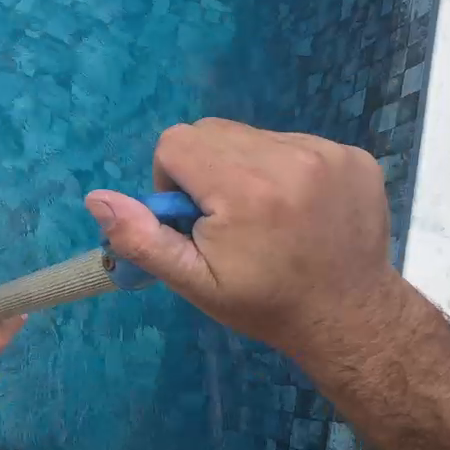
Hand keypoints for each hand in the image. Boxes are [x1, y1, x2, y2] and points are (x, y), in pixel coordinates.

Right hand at [85, 119, 415, 366]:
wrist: (350, 317)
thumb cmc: (262, 302)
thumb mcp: (191, 282)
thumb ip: (141, 239)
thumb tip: (97, 198)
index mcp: (245, 189)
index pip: (176, 142)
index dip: (171, 180)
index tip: (193, 218)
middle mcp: (288, 159)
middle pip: (209, 132)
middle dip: (202, 169)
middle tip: (222, 216)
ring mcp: (327, 153)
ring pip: (247, 135)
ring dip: (239, 166)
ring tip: (261, 212)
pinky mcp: (353, 155)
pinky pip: (287, 141)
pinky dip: (277, 167)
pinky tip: (294, 206)